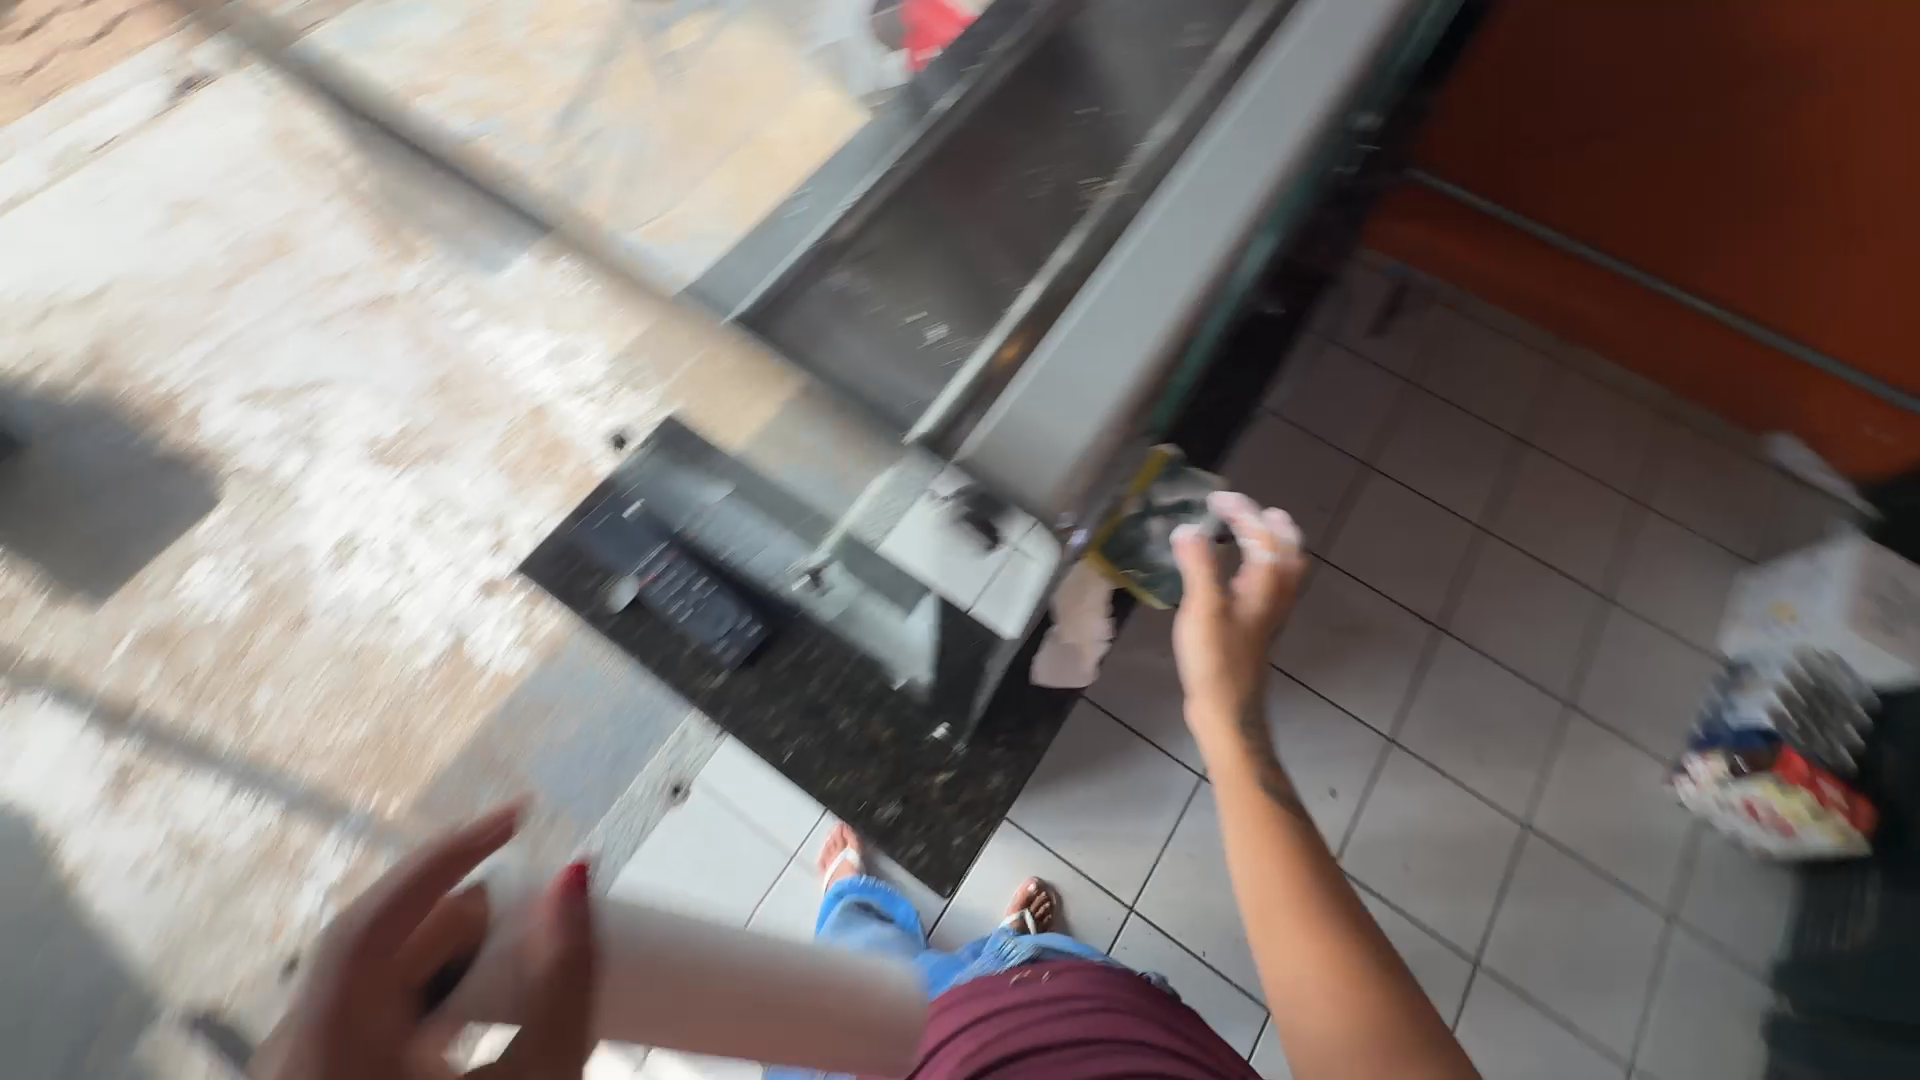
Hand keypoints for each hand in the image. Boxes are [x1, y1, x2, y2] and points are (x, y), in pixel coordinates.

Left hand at [252, 807, 596, 1079]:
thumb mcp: (545, 1076)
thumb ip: (569, 970)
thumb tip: (576, 876)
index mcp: (328, 1058)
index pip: (374, 920)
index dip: (446, 855)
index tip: (518, 817)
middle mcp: (290, 1066)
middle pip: (375, 949)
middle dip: (461, 909)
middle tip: (528, 900)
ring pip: (369, 986)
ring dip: (445, 953)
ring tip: (509, 951)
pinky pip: (364, 1022)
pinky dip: (425, 996)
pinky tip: (469, 1011)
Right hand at [1169, 491, 1306, 744]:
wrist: (1227, 708)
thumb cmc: (1215, 659)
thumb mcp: (1202, 609)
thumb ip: (1198, 566)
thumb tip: (1189, 529)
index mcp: (1267, 584)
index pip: (1262, 536)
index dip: (1242, 512)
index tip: (1216, 499)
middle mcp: (1276, 595)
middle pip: (1288, 551)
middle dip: (1273, 526)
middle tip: (1254, 510)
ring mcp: (1270, 614)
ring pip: (1284, 570)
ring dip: (1273, 546)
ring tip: (1258, 533)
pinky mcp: (1257, 628)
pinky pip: (1270, 585)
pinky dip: (1261, 567)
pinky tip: (1239, 576)